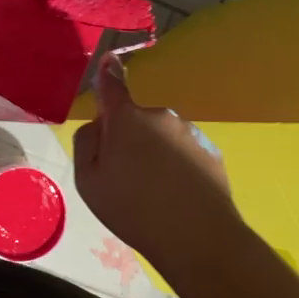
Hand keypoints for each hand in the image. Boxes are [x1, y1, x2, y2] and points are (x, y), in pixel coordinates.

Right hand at [72, 54, 240, 258]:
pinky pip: (184, 155)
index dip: (108, 74)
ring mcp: (190, 133)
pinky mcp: (211, 153)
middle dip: (129, 140)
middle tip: (124, 180)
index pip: (113, 86)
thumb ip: (87, 142)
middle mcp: (161, 116)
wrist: (198, 236)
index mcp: (126, 119)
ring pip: (162, 140)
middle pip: (137, 122)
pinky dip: (177, 170)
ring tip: (153, 197)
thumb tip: (100, 123)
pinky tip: (177, 199)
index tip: (109, 61)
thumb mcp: (88, 181)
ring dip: (155, 157)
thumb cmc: (133, 208)